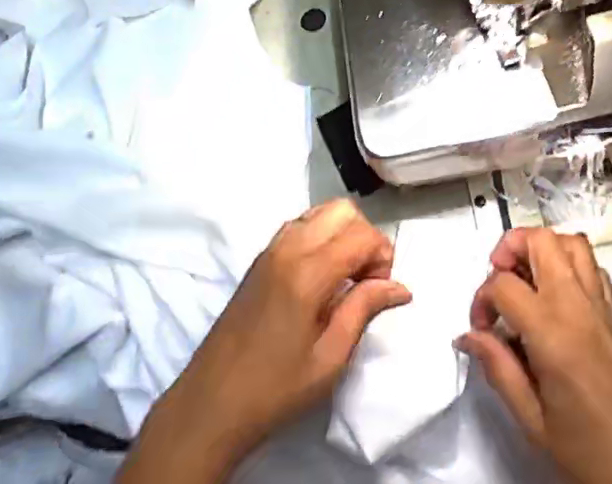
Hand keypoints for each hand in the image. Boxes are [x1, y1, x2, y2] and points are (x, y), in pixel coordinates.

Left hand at [118, 199, 411, 483]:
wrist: (212, 401)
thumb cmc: (275, 388)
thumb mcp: (329, 359)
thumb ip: (363, 310)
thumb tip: (399, 287)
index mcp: (307, 272)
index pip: (360, 235)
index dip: (382, 256)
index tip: (382, 290)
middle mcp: (288, 247)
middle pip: (342, 210)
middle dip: (365, 237)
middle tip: (367, 281)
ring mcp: (270, 249)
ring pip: (320, 212)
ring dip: (342, 234)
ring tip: (346, 280)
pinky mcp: (260, 258)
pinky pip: (300, 226)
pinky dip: (321, 236)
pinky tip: (322, 277)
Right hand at [458, 229, 611, 483]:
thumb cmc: (593, 451)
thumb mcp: (533, 420)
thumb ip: (498, 369)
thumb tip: (469, 337)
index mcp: (552, 332)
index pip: (503, 285)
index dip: (481, 300)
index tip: (481, 328)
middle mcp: (577, 306)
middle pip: (540, 240)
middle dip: (509, 248)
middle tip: (497, 280)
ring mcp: (600, 304)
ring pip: (570, 241)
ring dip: (541, 247)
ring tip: (524, 276)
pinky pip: (591, 265)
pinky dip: (568, 262)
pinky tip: (555, 291)